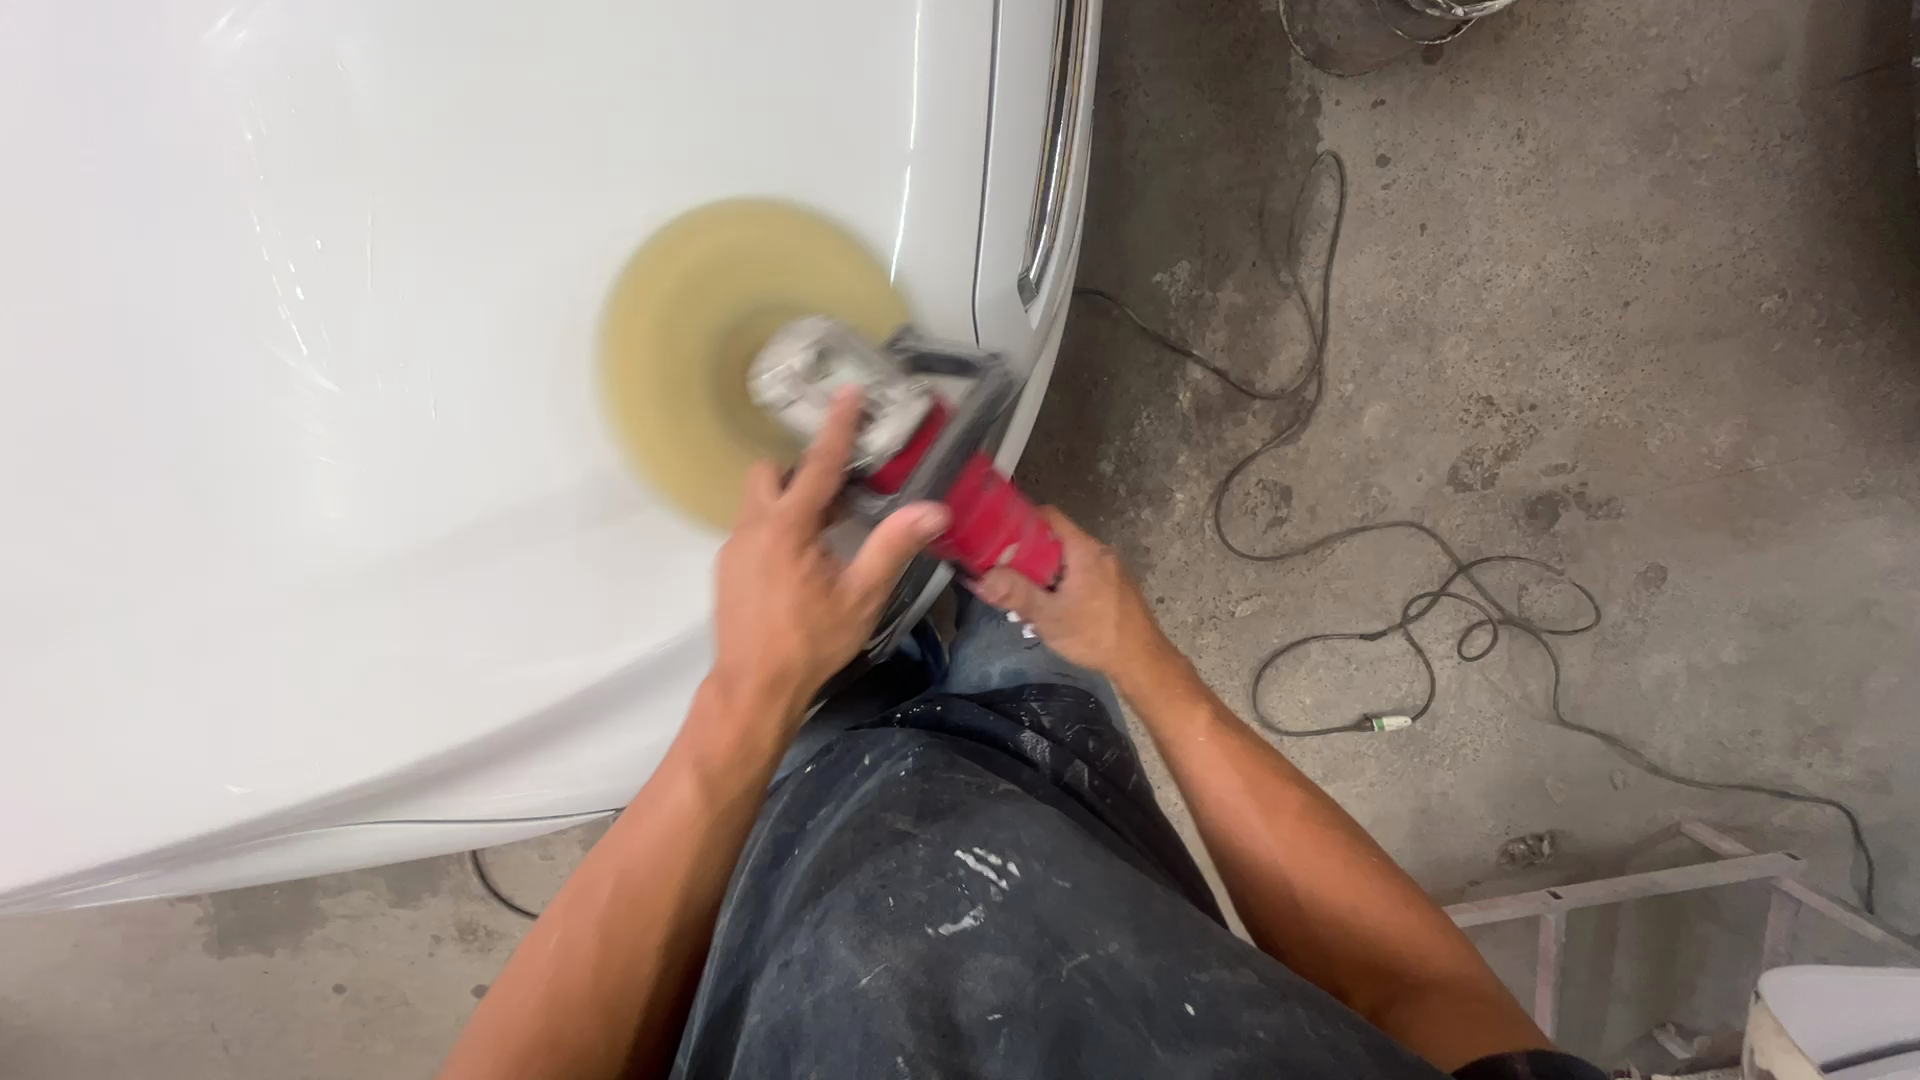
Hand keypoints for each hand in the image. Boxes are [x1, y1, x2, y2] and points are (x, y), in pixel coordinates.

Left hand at [709, 387, 949, 725]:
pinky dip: (777, 528)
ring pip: (757, 502)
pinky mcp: (727, 569)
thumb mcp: (861, 596)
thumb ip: (894, 546)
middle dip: (800, 471)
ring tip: (826, 533)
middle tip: (838, 494)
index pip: (817, 465)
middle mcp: (752, 528)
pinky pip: (752, 529)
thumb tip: (935, 510)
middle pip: (770, 474)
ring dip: (790, 503)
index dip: (837, 427)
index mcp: (787, 528)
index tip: (848, 392)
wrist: (754, 688)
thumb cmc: (812, 642)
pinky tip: (801, 564)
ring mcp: (733, 549)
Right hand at [970, 507, 1170, 676]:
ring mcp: (1110, 569)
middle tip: (1006, 577)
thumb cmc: (1096, 635)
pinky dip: (1063, 584)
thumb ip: (1016, 594)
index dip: (1021, 522)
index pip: (1048, 516)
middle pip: (1055, 540)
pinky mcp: (1114, 586)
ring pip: (1067, 560)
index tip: (998, 538)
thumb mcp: (1050, 617)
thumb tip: (980, 578)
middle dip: (1029, 557)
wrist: (1142, 661)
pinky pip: (1081, 574)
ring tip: (1026, 599)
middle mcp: (1099, 552)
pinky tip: (1053, 610)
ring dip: (1045, 575)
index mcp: (1084, 549)